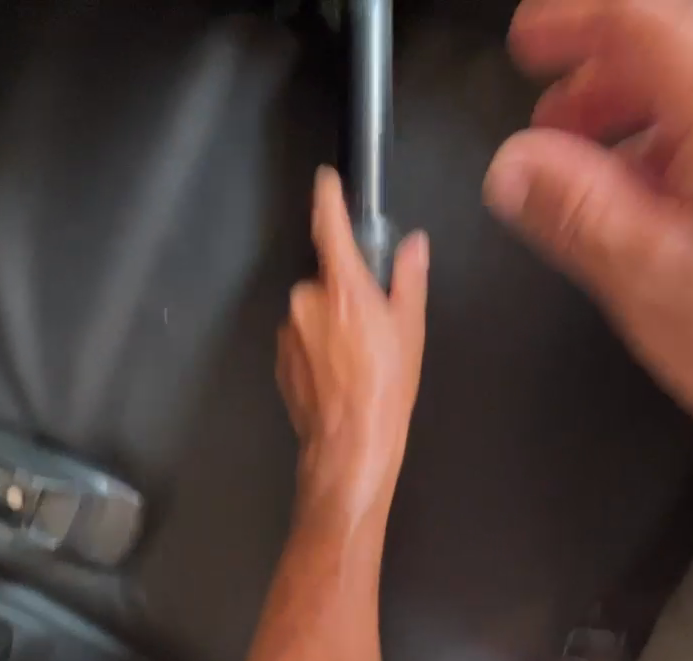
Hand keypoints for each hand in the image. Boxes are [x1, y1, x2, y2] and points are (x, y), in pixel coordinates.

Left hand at [279, 167, 429, 518]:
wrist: (350, 447)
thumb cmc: (387, 388)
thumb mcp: (409, 331)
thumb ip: (408, 280)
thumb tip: (414, 245)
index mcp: (341, 286)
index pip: (328, 225)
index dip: (327, 198)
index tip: (326, 180)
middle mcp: (305, 301)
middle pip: (323, 279)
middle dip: (343, 293)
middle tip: (369, 326)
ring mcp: (287, 332)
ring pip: (310, 312)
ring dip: (328, 324)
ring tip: (354, 361)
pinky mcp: (279, 360)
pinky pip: (300, 339)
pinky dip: (316, 348)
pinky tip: (336, 376)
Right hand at [483, 0, 692, 462]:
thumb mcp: (645, 274)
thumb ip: (571, 207)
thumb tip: (513, 165)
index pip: (644, 18)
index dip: (574, 20)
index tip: (529, 39)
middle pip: (686, 50)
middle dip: (604, 82)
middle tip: (552, 127)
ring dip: (648, 122)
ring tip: (603, 177)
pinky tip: (674, 208)